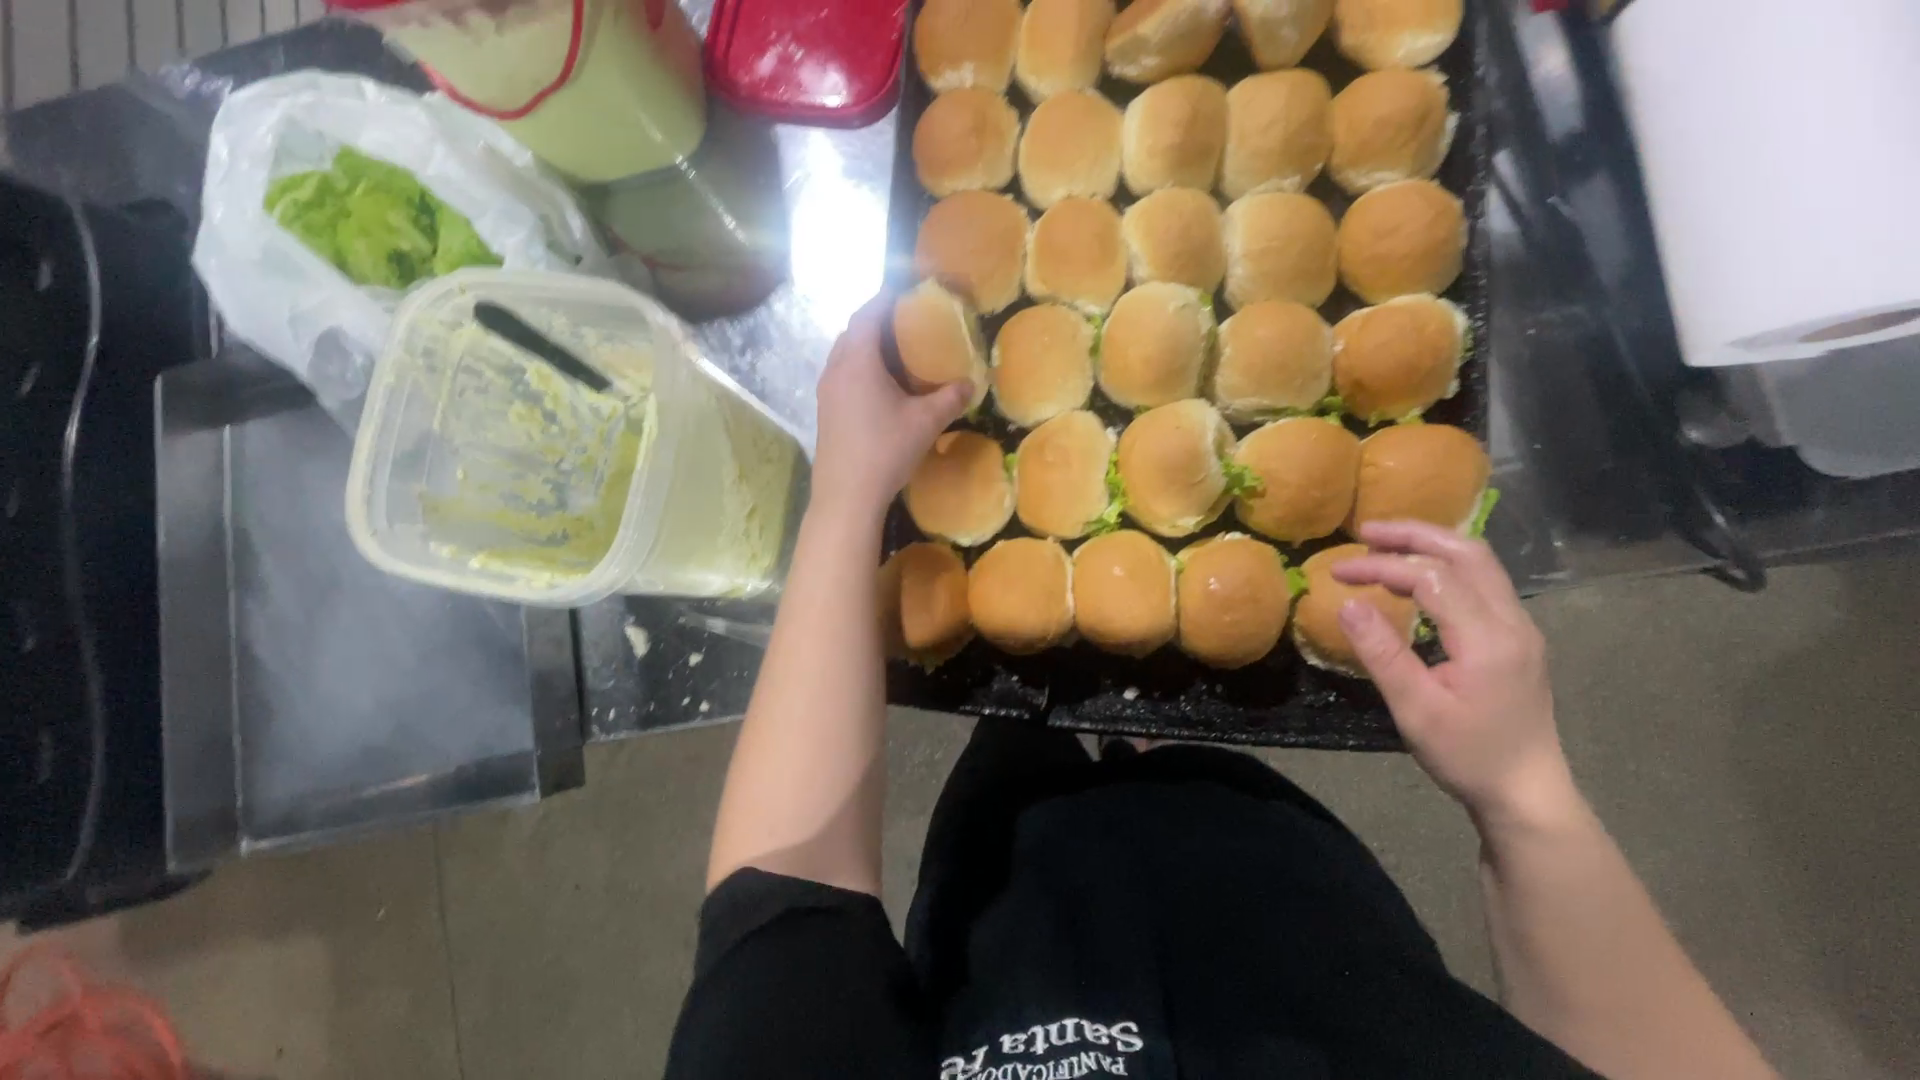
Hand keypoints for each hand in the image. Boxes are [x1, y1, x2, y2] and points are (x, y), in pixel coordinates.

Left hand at [812, 295, 972, 519]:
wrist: (846, 495)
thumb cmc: (885, 450)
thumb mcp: (925, 422)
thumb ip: (949, 398)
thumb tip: (970, 384)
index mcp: (858, 360)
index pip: (868, 314)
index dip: (886, 297)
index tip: (905, 289)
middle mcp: (836, 368)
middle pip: (853, 331)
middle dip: (877, 320)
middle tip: (906, 321)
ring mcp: (826, 391)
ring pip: (844, 354)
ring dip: (867, 346)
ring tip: (896, 351)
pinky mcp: (825, 411)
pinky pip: (842, 374)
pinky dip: (860, 367)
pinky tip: (881, 386)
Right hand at [1332, 521, 1578, 829]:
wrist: (1527, 792)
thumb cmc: (1467, 755)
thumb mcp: (1415, 709)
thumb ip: (1382, 653)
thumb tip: (1346, 603)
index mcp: (1489, 639)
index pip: (1432, 578)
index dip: (1382, 566)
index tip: (1337, 571)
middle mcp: (1513, 622)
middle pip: (1467, 553)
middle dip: (1413, 535)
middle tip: (1365, 533)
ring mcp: (1521, 627)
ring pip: (1480, 563)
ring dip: (1431, 546)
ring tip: (1385, 546)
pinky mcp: (1517, 637)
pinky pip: (1483, 582)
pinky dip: (1445, 567)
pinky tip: (1416, 579)